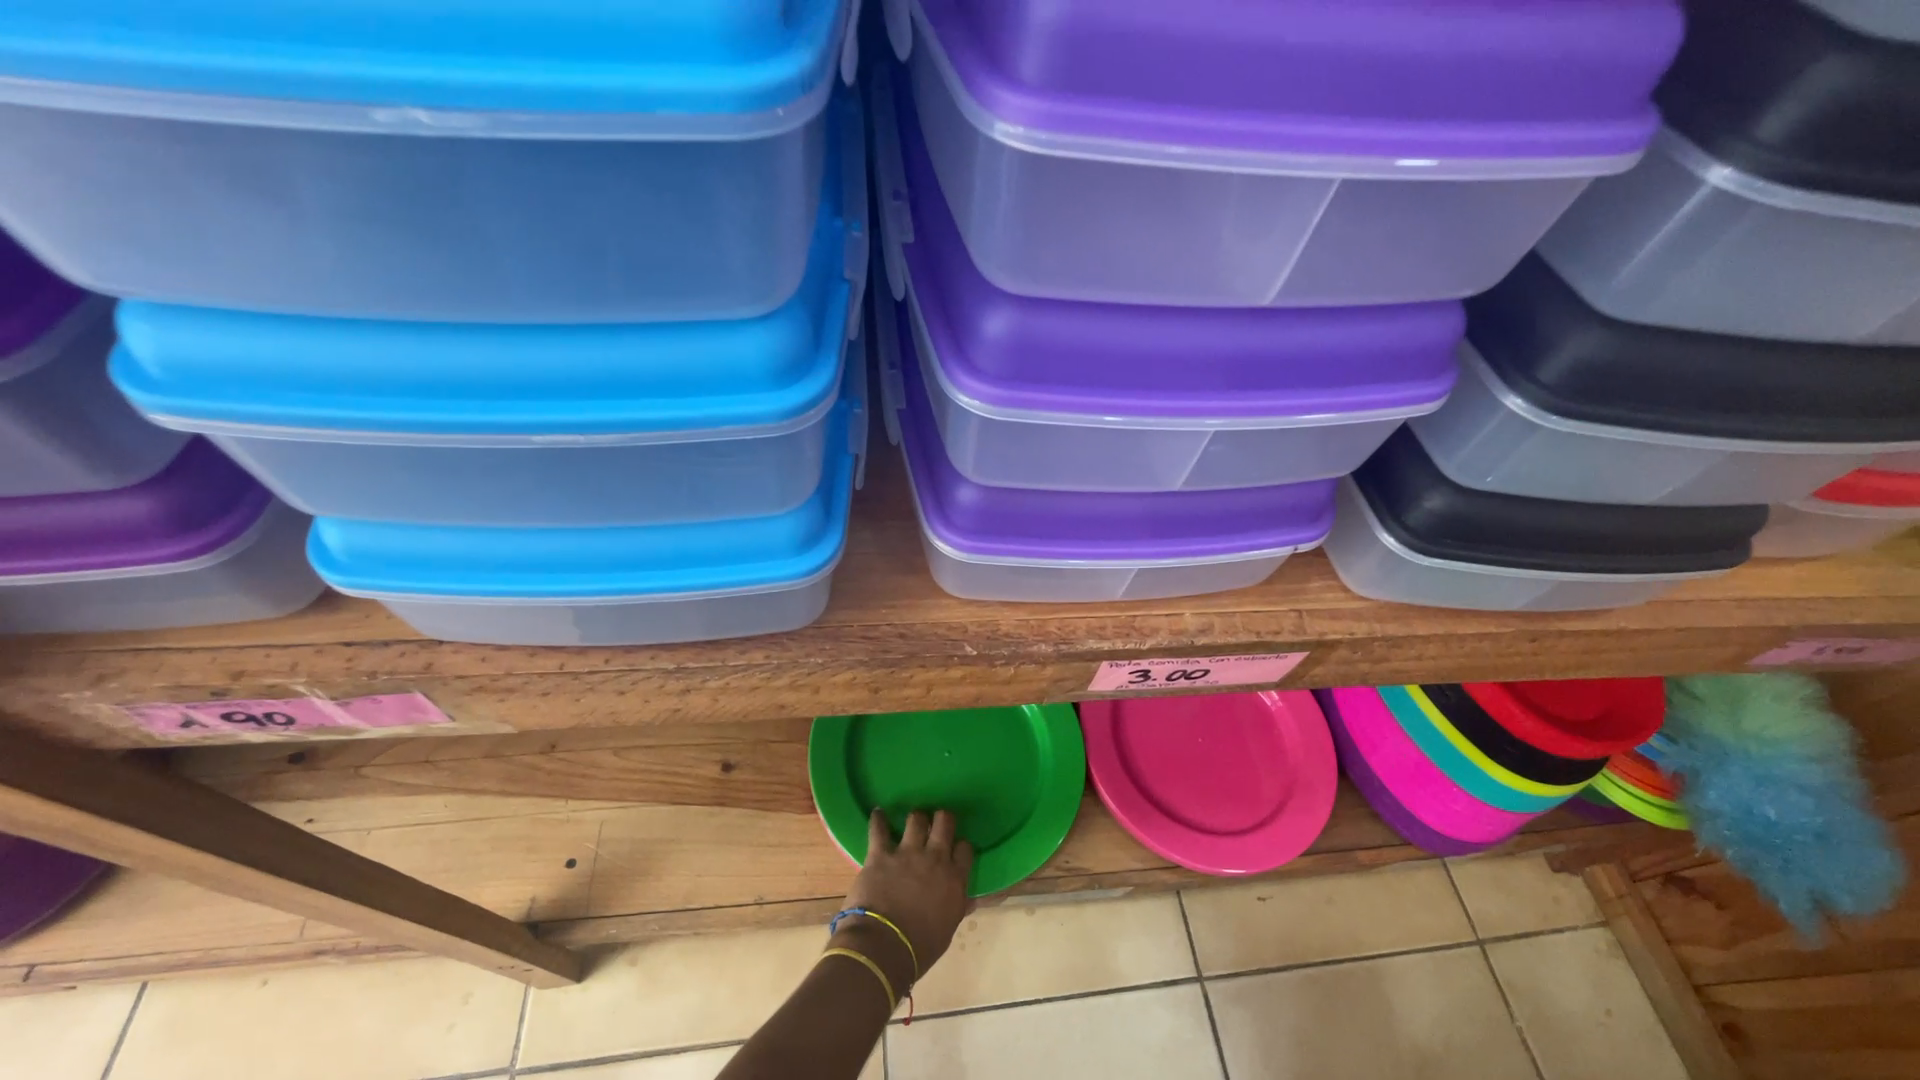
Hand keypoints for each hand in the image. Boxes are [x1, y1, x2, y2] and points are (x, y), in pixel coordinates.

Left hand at [839, 809, 974, 983]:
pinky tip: (877, 813)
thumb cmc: (920, 947)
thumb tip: (970, 900)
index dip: (961, 845)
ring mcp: (907, 854)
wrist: (885, 947)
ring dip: (915, 818)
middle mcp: (935, 859)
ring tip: (912, 820)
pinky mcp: (880, 855)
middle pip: (944, 823)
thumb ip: (957, 907)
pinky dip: (877, 819)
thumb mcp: (948, 929)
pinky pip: (878, 829)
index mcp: (955, 880)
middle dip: (942, 818)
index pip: (965, 849)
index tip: (956, 848)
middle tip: (937, 822)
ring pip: (916, 819)